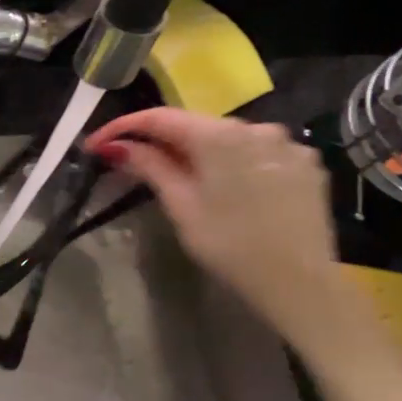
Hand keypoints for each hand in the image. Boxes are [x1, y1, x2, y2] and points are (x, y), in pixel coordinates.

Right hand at [83, 109, 339, 331]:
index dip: (122, 128)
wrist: (300, 283)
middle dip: (159, 140)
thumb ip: (150, 167)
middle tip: (128, 162)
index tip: (96, 144)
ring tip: (176, 175)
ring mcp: (286, 144)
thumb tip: (117, 146)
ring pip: (227, 138)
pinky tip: (223, 184)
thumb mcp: (181, 206)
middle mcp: (256, 127)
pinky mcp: (305, 164)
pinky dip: (231, 161)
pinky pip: (256, 152)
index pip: (160, 118)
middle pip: (195, 125)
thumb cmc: (230, 245)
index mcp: (219, 135)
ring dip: (197, 151)